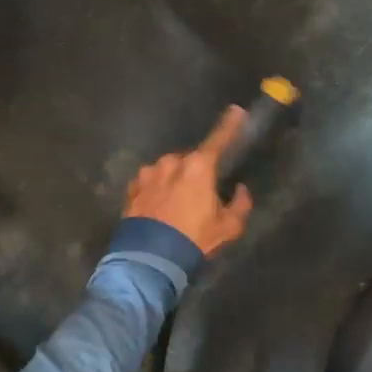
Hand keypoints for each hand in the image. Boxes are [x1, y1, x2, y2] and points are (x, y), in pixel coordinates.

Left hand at [124, 106, 254, 255]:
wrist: (149, 260)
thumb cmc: (194, 240)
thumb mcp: (227, 228)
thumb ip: (239, 204)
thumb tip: (239, 189)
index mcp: (198, 167)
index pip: (218, 140)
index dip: (230, 125)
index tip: (237, 111)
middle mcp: (171, 162)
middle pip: (191, 159)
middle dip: (197, 171)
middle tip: (202, 196)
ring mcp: (148, 174)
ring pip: (168, 170)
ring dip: (175, 181)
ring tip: (177, 207)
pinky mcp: (132, 188)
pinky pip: (151, 183)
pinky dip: (157, 190)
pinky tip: (160, 210)